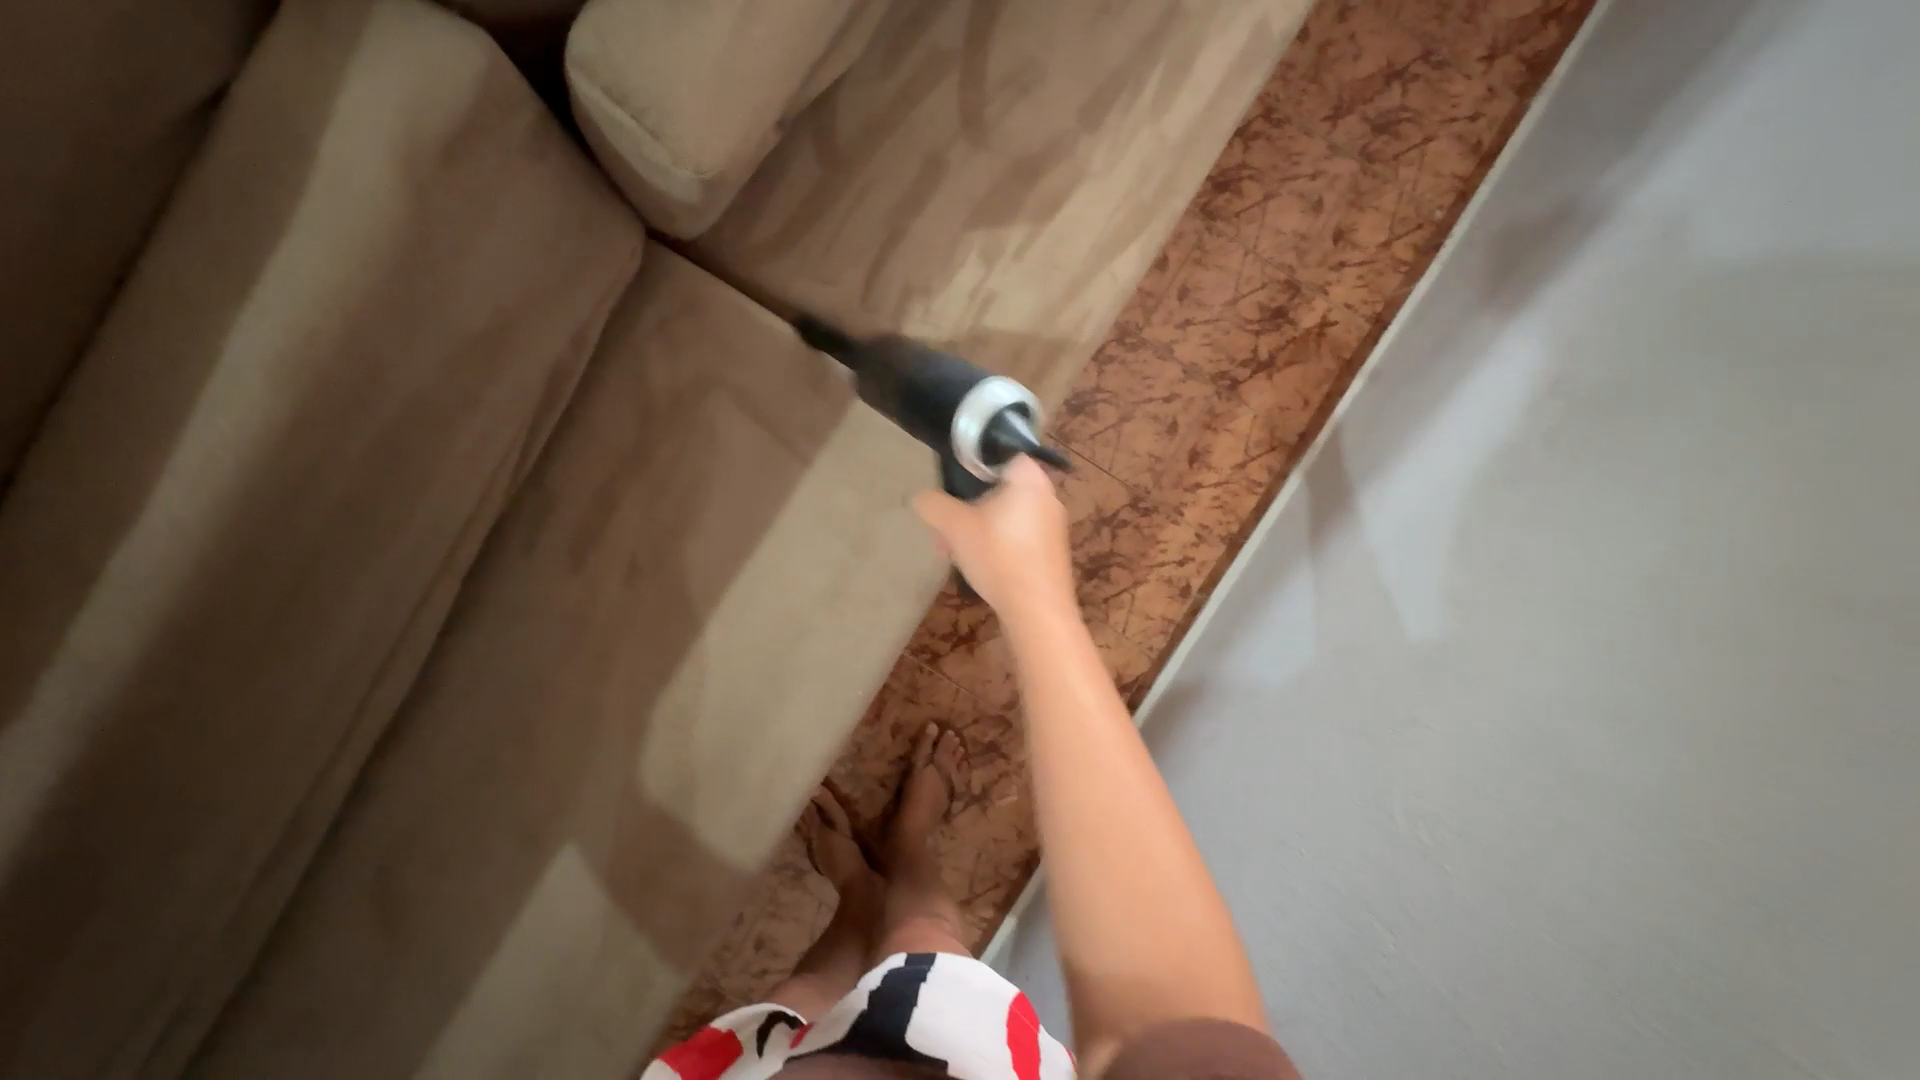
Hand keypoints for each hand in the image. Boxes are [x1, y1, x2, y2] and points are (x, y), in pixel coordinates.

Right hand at [912, 456, 1075, 624]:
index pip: (1002, 454)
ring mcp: (1054, 527)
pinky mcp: (1052, 553)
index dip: (974, 466)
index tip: (953, 486)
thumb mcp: (954, 527)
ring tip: (953, 549)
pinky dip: (997, 544)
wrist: (1037, 610)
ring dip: (978, 528)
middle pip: (1000, 489)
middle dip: (969, 506)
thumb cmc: (999, 557)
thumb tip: (920, 498)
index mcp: (1030, 479)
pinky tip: (977, 566)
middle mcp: (1048, 496)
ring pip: (1007, 516)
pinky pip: (1019, 537)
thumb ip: (933, 506)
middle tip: (946, 526)